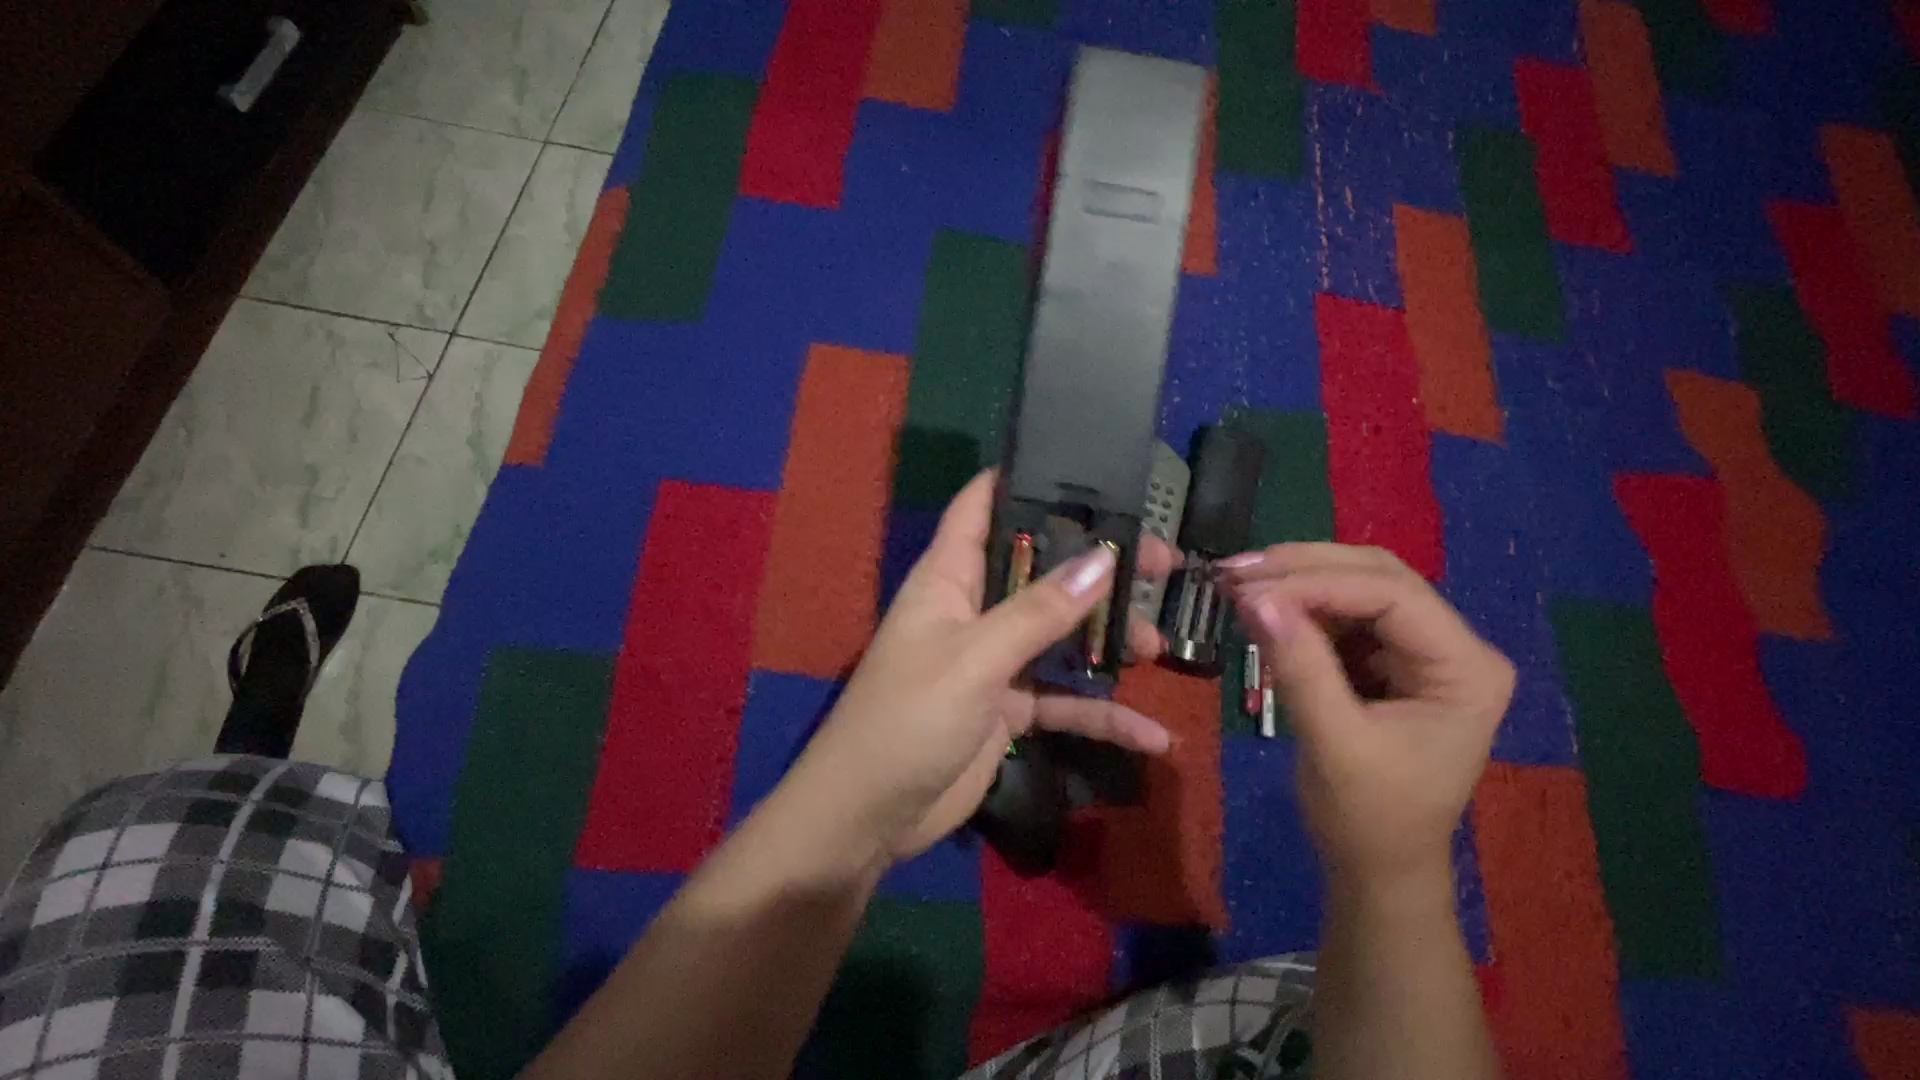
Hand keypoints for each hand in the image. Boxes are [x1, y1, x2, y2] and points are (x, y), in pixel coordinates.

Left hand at [781, 471, 1175, 863]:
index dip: (1026, 480)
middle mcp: (974, 609)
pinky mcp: (1009, 709)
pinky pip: (1064, 702)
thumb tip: (1103, 559)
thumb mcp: (975, 660)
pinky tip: (1152, 736)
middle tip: (1163, 564)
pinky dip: (1103, 715)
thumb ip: (1038, 612)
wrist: (870, 816)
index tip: (1091, 470)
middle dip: (1098, 566)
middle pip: (1041, 571)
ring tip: (1159, 646)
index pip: (983, 506)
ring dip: (1109, 639)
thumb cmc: (908, 720)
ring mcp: (994, 661)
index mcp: (949, 578)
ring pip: (1061, 635)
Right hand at [1222, 544, 1513, 893]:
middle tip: (1236, 571)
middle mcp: (1453, 646)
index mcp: (1466, 668)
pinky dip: (1298, 607)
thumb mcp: (1333, 744)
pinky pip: (1341, 615)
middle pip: (1378, 577)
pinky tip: (1259, 608)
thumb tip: (1255, 599)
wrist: (1376, 868)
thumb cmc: (1368, 817)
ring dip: (1296, 581)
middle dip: (1305, 569)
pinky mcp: (1387, 661)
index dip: (1318, 583)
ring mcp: (1419, 651)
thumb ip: (1300, 667)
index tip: (1249, 589)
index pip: (1392, 596)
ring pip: (1357, 586)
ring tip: (1237, 583)